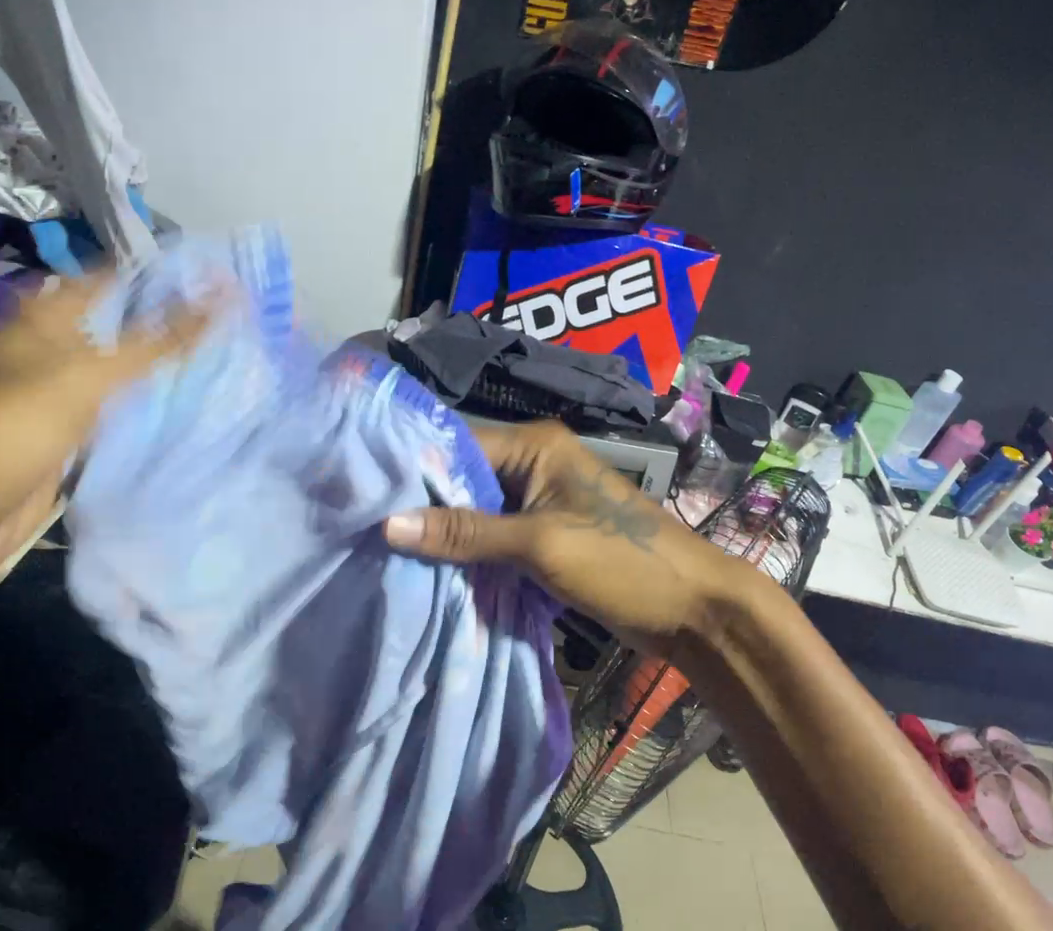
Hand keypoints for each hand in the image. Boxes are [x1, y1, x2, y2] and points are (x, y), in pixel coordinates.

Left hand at [0, 276, 215, 604]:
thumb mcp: (81, 378)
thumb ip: (155, 342)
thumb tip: (227, 298)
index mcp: (47, 322)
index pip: (117, 283)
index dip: (168, 277)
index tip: (229, 280)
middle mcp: (56, 358)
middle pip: (127, 335)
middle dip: (181, 332)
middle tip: (248, 329)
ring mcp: (62, 408)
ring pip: (129, 385)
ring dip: (173, 381)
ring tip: (241, 369)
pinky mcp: (69, 455)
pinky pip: (123, 431)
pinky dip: (158, 426)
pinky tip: (204, 423)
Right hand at [382, 421, 744, 659]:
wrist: (693, 609)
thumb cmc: (621, 562)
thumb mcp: (539, 545)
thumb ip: (465, 534)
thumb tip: (388, 525)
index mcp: (535, 445)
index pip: (456, 444)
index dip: (410, 467)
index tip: (359, 489)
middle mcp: (534, 463)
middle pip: (461, 477)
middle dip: (421, 503)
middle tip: (362, 525)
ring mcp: (539, 501)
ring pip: (474, 510)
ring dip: (442, 532)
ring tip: (383, 548)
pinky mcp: (544, 537)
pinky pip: (493, 537)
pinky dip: (467, 552)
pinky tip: (428, 569)